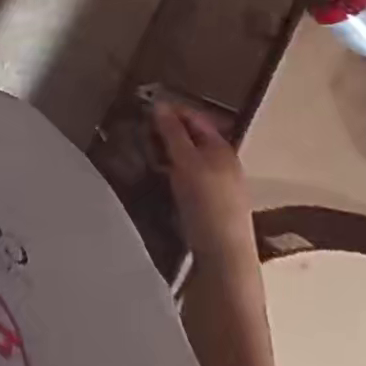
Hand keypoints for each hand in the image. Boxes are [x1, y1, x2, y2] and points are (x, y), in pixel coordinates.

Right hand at [153, 101, 255, 263]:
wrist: (225, 260)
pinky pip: (189, 180)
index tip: (145, 108)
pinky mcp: (212, 209)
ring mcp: (220, 187)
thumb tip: (159, 104)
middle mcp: (224, 163)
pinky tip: (159, 182)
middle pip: (193, 139)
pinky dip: (173, 174)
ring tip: (144, 154)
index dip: (172, 110)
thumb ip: (173, 133)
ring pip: (190, 161)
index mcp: (222, 148)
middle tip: (140, 132)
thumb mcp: (187, 163)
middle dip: (168, 133)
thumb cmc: (207, 205)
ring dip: (169, 154)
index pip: (195, 117)